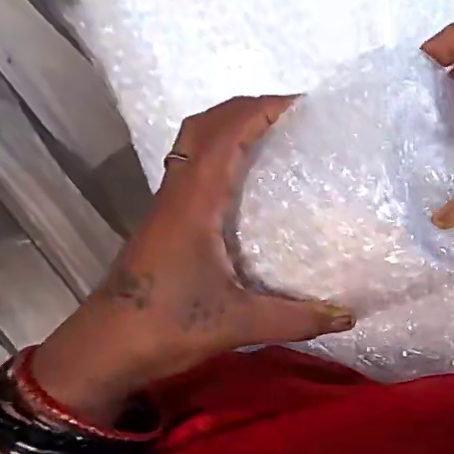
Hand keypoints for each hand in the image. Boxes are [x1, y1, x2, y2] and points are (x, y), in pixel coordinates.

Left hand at [30, 96, 353, 418]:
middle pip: (203, 127)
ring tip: (271, 133)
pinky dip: (219, 152)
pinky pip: (192, 168)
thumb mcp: (239, 324)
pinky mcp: (165, 222)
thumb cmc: (167, 327)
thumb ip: (296, 319)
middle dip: (244, 107)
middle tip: (290, 113)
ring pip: (193, 144)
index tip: (299, 104)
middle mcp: (178, 194)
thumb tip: (348, 316)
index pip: (224, 136)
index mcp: (194, 204)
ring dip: (228, 126)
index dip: (259, 110)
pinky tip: (244, 178)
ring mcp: (167, 207)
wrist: (104, 349)